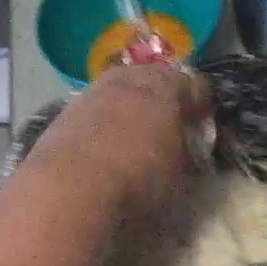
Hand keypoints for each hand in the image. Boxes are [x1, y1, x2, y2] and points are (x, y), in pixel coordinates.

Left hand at [28, 64, 211, 221]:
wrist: (70, 186)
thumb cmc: (137, 178)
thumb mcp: (177, 174)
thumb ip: (185, 154)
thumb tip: (185, 150)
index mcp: (166, 89)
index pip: (193, 85)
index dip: (200, 102)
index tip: (202, 119)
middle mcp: (129, 80)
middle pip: (151, 79)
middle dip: (161, 96)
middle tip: (166, 120)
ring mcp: (93, 92)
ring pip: (118, 90)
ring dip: (127, 106)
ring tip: (131, 131)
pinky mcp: (64, 112)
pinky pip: (93, 110)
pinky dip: (101, 121)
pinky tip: (101, 143)